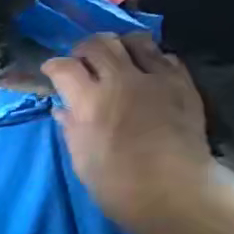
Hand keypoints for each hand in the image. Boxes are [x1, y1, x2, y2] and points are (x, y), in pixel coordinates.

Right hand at [42, 32, 233, 233]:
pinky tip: (147, 72)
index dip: (53, 66)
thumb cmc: (118, 185)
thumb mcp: (82, 160)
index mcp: (89, 101)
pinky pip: (165, 56)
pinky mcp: (182, 84)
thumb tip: (64, 110)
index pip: (64, 67)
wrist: (176, 193)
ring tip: (116, 58)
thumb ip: (71, 128)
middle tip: (82, 62)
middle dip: (84, 49)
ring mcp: (155, 79)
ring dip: (119, 46)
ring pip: (134, 40)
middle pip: (98, 44)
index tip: (51, 72)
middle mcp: (120, 81)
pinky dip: (151, 59)